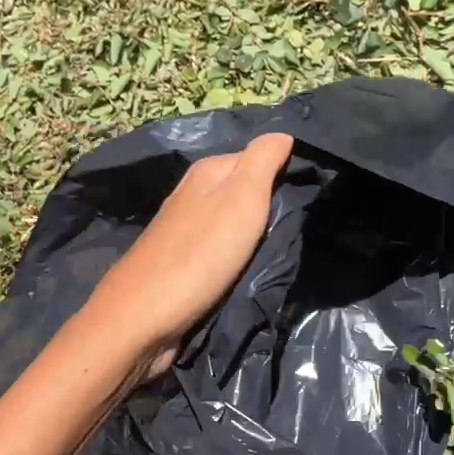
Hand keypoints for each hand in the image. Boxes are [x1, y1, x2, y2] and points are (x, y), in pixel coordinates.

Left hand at [87, 132, 294, 373]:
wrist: (141, 321)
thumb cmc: (200, 254)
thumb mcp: (243, 196)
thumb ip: (264, 159)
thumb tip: (284, 133)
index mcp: (209, 170)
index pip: (261, 157)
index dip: (287, 172)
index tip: (312, 193)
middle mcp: (194, 192)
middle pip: (247, 189)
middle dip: (272, 203)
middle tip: (301, 223)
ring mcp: (185, 228)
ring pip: (235, 219)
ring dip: (256, 231)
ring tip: (282, 246)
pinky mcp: (181, 262)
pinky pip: (221, 247)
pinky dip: (238, 254)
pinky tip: (251, 266)